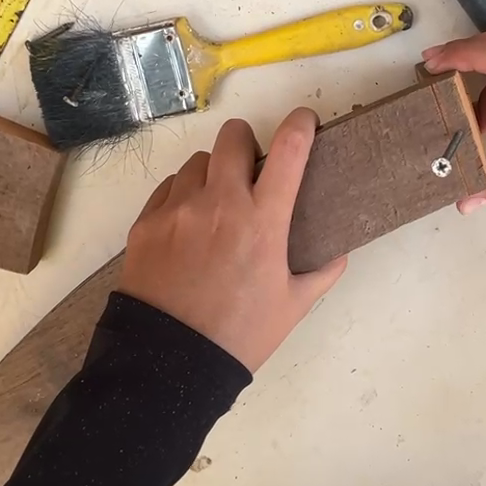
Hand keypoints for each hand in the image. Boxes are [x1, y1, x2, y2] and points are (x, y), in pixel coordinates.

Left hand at [118, 110, 347, 371]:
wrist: (169, 365)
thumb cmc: (240, 335)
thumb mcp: (292, 306)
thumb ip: (321, 273)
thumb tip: (339, 254)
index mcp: (263, 219)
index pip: (289, 150)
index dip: (301, 124)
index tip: (305, 120)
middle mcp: (220, 203)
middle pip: (233, 136)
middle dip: (247, 142)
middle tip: (251, 167)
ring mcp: (178, 209)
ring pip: (198, 162)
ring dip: (213, 173)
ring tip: (215, 204)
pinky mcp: (146, 223)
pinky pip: (167, 188)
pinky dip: (182, 195)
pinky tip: (187, 224)